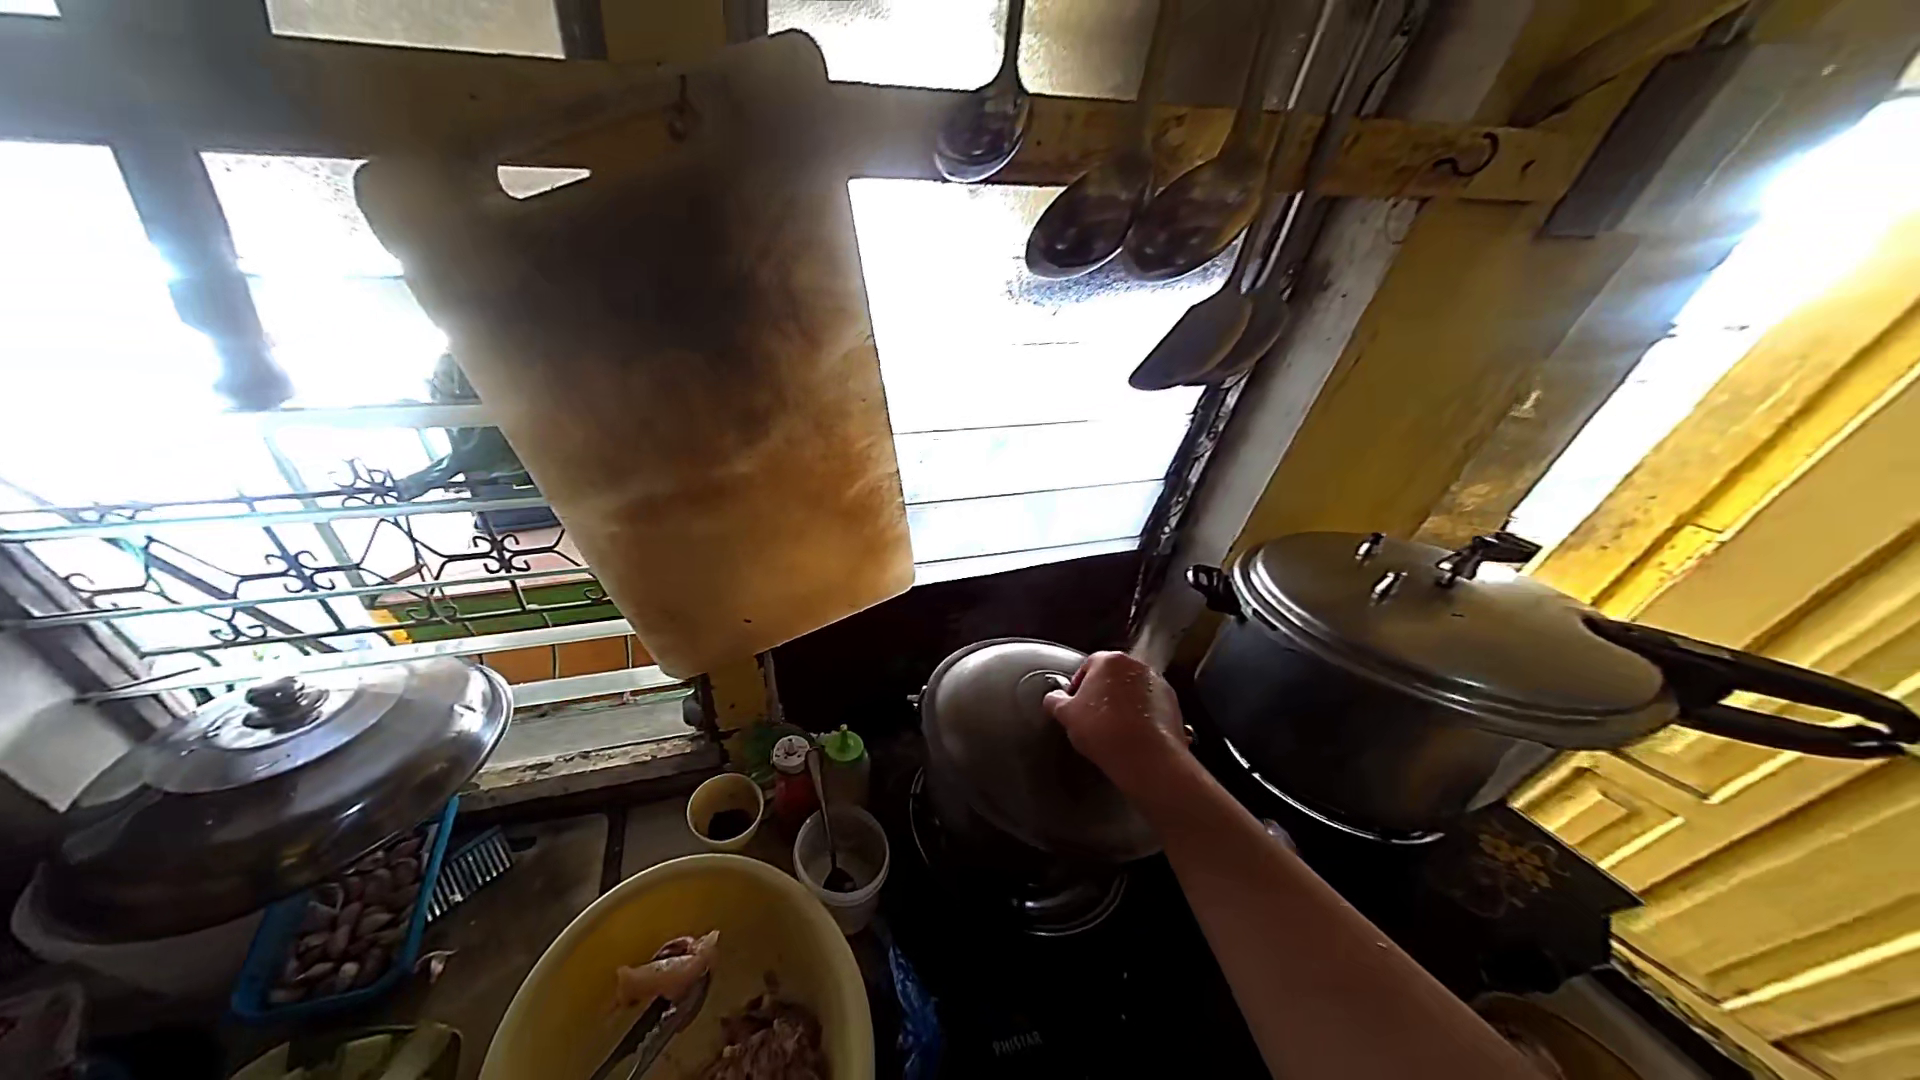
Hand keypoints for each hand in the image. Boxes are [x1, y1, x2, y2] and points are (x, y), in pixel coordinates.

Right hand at [1042, 651, 1196, 801]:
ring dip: (1123, 704)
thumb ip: (1055, 700)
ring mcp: (1158, 684)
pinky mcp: (1173, 705)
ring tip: (1113, 730)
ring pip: (1133, 690)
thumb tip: (1053, 698)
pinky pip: (1150, 707)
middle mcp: (1136, 666)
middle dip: (1102, 693)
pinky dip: (1142, 717)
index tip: (1075, 705)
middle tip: (1092, 718)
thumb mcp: (1066, 715)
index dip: (1078, 686)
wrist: (1146, 758)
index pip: (1088, 665)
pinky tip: (1131, 736)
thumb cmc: (1103, 731)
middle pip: (1113, 676)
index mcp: (1109, 660)